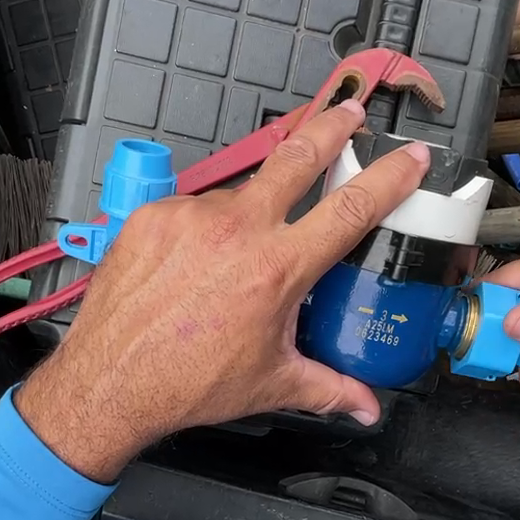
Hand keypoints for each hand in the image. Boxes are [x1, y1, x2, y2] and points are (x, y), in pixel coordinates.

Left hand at [17, 100, 431, 480]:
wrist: (110, 382)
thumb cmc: (185, 383)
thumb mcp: (272, 384)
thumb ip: (331, 389)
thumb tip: (365, 407)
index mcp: (276, 268)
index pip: (350, 209)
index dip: (388, 178)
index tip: (409, 157)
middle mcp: (236, 231)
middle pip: (298, 157)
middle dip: (331, 127)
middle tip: (349, 112)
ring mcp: (191, 216)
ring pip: (238, 196)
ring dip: (250, 212)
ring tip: (235, 257)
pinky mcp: (153, 215)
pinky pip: (192, 209)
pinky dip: (203, 229)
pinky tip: (195, 264)